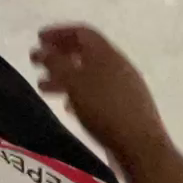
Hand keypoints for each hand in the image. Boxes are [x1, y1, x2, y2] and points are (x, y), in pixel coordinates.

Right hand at [31, 24, 170, 163]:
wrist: (143, 150)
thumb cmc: (104, 109)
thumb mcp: (72, 81)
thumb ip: (54, 62)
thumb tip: (42, 50)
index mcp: (106, 53)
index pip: (81, 32)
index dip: (58, 33)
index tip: (38, 39)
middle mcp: (118, 65)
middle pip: (85, 53)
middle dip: (59, 56)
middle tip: (39, 64)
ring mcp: (126, 88)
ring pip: (90, 75)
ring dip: (66, 78)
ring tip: (45, 89)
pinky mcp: (129, 110)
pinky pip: (99, 94)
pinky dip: (81, 94)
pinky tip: (69, 108)